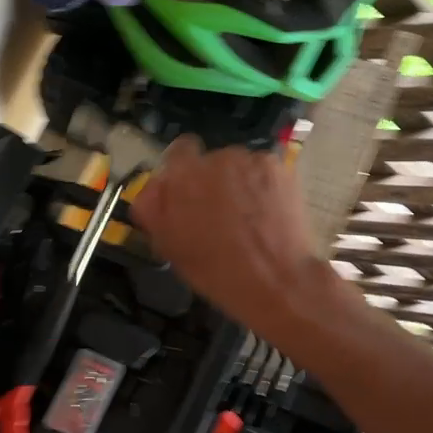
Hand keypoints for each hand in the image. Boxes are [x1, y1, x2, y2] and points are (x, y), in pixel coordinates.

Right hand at [132, 135, 336, 326]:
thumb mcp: (169, 245)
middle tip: (217, 213)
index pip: (178, 152)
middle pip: (210, 161)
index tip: (187, 193)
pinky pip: (262, 171)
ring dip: (237, 183)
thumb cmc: (214, 270)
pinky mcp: (280, 167)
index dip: (182, 172)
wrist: (274, 279)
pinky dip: (262, 186)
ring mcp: (251, 160)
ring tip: (245, 216)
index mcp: (183, 175)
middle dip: (211, 181)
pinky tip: (265, 212)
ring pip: (238, 166)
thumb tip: (153, 188)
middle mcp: (216, 157)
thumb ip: (153, 209)